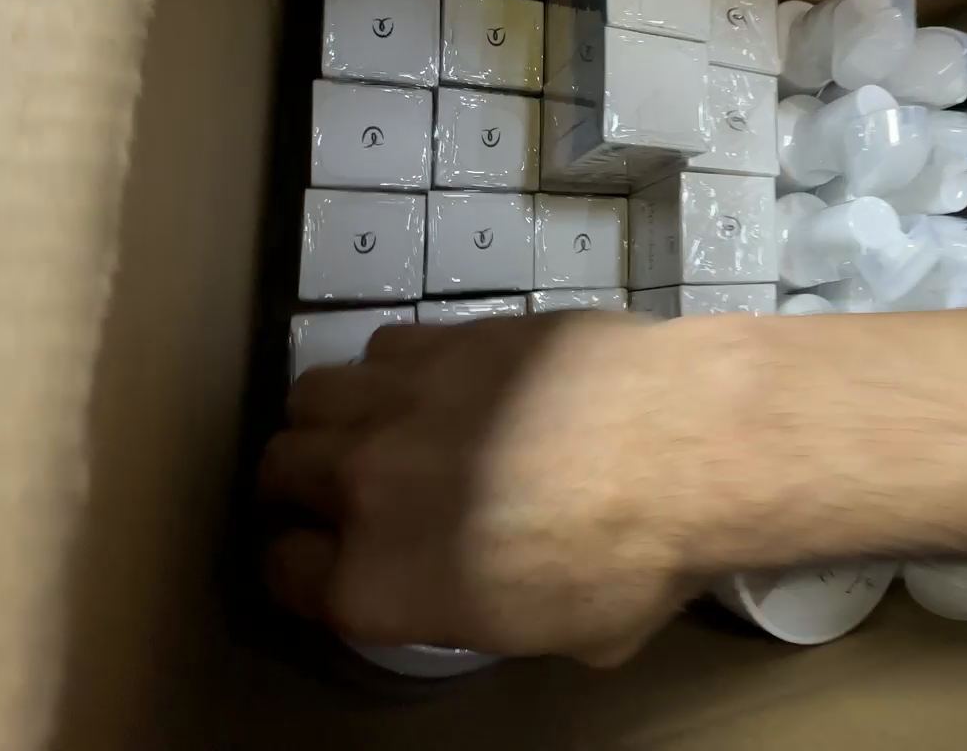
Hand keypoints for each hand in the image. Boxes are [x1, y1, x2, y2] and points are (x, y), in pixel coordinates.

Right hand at [258, 311, 755, 665]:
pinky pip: (388, 342)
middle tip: (350, 478)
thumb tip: (515, 585)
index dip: (303, 563)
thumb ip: (506, 610)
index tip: (325, 551)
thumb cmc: (637, 555)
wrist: (685, 438)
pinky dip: (399, 361)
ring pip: (315, 394)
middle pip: (282, 468)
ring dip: (337, 411)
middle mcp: (368, 485)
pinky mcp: (458, 335)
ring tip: (382, 417)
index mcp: (380, 585)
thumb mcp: (569, 631)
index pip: (285, 574)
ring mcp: (407, 398)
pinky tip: (445, 372)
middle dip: (304, 480)